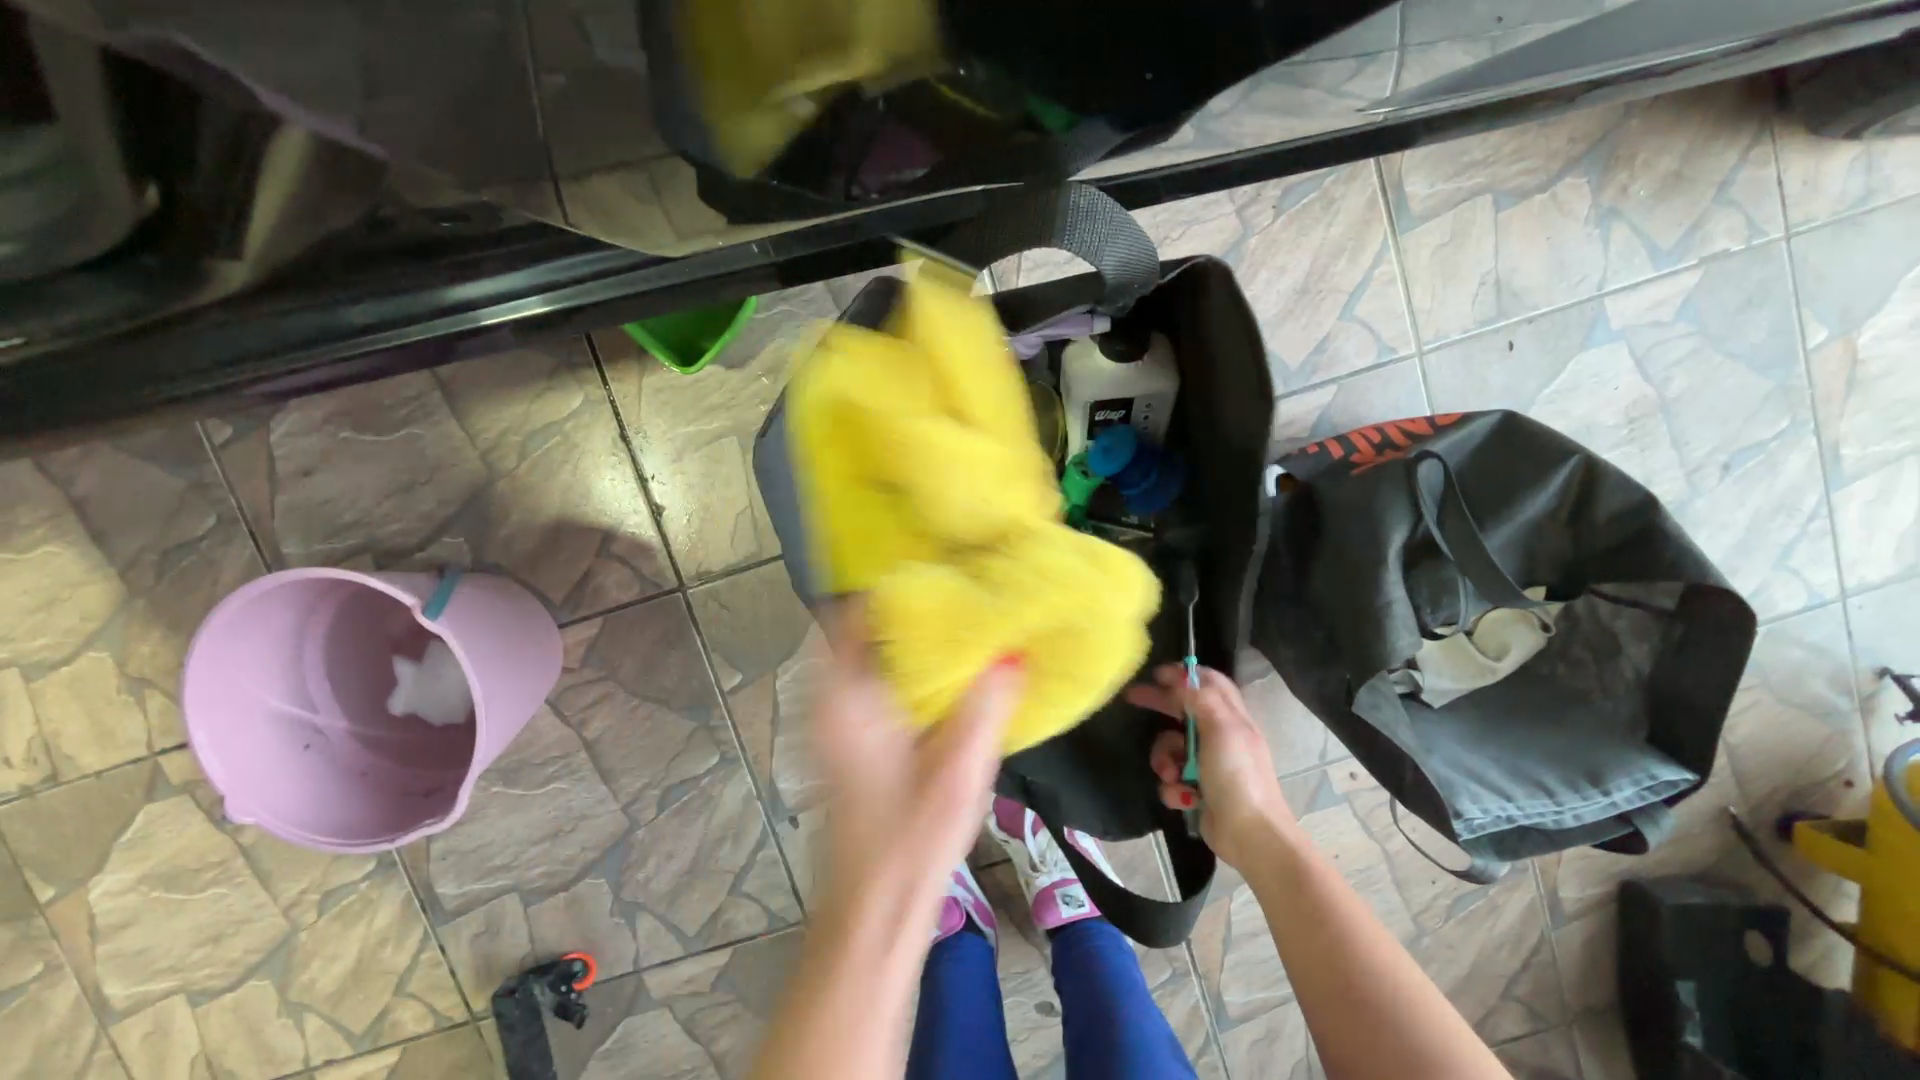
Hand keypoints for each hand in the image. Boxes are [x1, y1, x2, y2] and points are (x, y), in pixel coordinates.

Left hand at [808, 604, 1021, 928]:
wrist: (870, 912)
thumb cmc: (907, 845)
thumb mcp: (958, 773)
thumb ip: (986, 708)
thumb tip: (1014, 653)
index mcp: (843, 701)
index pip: (850, 615)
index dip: (892, 589)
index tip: (941, 574)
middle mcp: (827, 704)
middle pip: (857, 632)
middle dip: (905, 612)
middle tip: (960, 595)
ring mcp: (831, 726)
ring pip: (863, 659)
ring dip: (904, 642)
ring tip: (961, 627)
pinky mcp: (845, 745)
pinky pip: (870, 685)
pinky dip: (902, 671)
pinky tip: (946, 680)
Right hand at [1126, 664, 1296, 868]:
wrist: (1250, 834)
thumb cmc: (1237, 776)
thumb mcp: (1222, 729)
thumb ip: (1200, 698)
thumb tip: (1180, 677)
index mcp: (1231, 718)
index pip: (1209, 683)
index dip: (1184, 674)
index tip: (1156, 673)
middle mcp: (1220, 737)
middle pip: (1184, 711)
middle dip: (1160, 706)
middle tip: (1133, 698)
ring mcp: (1208, 765)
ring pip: (1171, 748)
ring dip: (1164, 760)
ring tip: (1172, 775)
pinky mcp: (1198, 791)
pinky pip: (1173, 780)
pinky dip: (1174, 788)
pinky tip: (1184, 798)